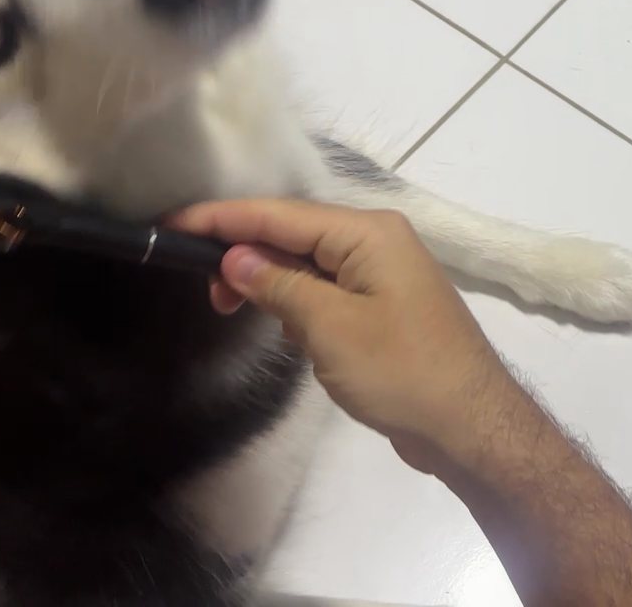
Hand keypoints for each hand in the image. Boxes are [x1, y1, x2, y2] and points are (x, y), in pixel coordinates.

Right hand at [167, 200, 530, 473]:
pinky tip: (286, 329)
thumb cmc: (399, 368)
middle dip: (245, 253)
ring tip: (232, 309)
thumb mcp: (330, 326)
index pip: (284, 214)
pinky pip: (328, 289)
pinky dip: (299, 302)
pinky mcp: (384, 303)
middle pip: (296, 233)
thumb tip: (237, 255)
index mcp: (371, 233)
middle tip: (204, 293)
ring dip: (271, 281)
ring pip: (310, 262)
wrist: (465, 417)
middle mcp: (380, 241)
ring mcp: (385, 272)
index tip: (166, 224)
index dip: (223, 218)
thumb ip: (281, 285)